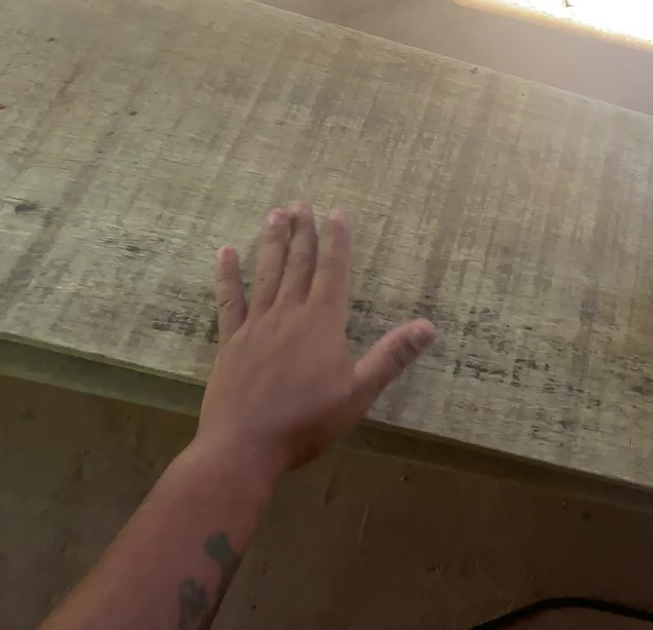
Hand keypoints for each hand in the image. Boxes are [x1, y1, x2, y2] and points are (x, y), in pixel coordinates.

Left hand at [192, 203, 435, 486]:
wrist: (242, 450)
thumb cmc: (307, 422)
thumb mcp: (359, 393)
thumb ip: (392, 356)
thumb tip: (428, 326)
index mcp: (323, 322)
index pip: (334, 270)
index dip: (338, 240)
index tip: (338, 212)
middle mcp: (290, 313)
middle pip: (300, 264)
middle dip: (304, 232)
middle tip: (302, 202)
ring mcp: (256, 325)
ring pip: (267, 273)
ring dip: (272, 242)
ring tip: (276, 213)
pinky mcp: (231, 341)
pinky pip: (229, 301)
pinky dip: (227, 275)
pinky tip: (224, 253)